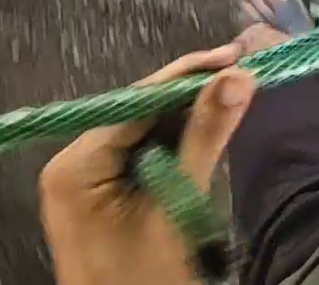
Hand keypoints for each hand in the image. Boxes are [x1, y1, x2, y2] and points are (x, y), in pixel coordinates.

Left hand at [39, 44, 255, 284]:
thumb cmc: (145, 283)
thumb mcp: (177, 206)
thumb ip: (205, 135)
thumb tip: (240, 74)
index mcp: (76, 164)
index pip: (139, 100)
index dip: (189, 74)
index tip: (235, 56)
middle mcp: (74, 162)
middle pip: (144, 111)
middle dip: (193, 94)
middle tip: (244, 74)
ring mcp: (87, 179)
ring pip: (149, 128)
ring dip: (191, 116)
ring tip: (236, 92)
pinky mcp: (105, 194)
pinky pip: (146, 152)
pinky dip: (181, 142)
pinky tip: (212, 127)